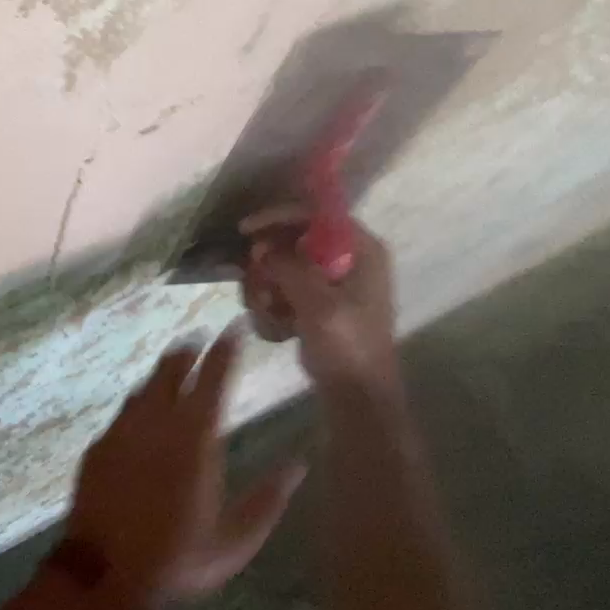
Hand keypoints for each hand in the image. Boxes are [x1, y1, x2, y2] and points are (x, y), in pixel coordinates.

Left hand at [64, 333, 307, 609]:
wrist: (104, 576)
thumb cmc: (177, 561)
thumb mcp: (235, 542)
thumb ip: (268, 499)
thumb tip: (300, 463)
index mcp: (194, 442)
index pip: (212, 382)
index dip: (224, 353)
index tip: (233, 329)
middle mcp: (155, 425)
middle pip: (171, 373)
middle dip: (188, 353)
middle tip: (199, 341)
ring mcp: (121, 433)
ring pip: (144, 388)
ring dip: (162, 373)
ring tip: (176, 365)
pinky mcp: (99, 447)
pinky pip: (123, 411)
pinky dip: (139, 401)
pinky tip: (144, 408)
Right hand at [239, 205, 398, 392]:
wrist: (358, 396)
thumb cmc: (347, 346)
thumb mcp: (317, 304)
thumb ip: (289, 267)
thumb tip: (261, 247)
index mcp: (363, 251)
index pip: (317, 214)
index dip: (279, 216)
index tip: (246, 231)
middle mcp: (350, 258)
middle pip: (294, 239)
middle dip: (269, 263)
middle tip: (255, 284)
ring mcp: (334, 282)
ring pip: (284, 266)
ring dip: (267, 287)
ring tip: (266, 313)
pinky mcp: (320, 302)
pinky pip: (285, 288)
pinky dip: (273, 304)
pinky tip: (275, 328)